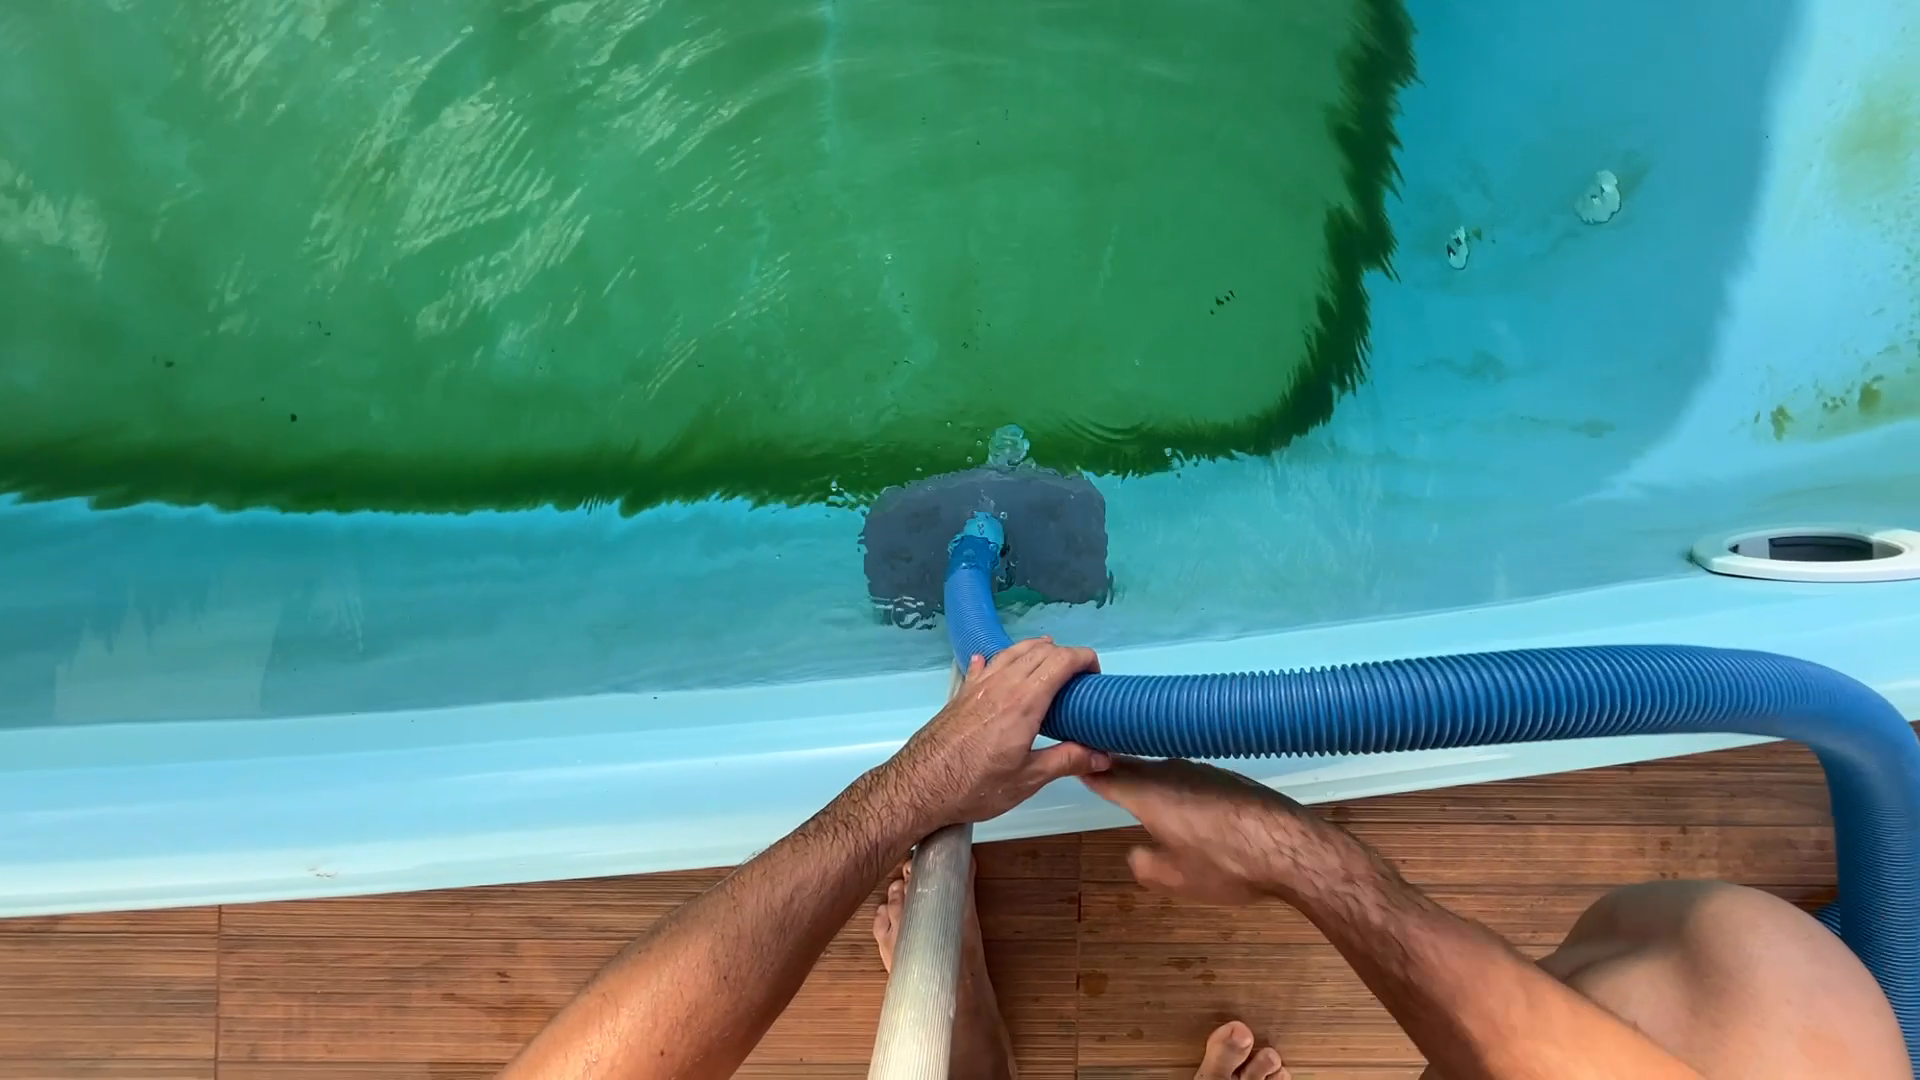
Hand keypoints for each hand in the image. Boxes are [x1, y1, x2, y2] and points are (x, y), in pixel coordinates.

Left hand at [882, 637, 1108, 830]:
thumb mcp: (1028, 780)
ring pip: (1013, 651)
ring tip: (1049, 659)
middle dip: (1065, 654)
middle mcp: (1003, 683)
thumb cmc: (976, 785)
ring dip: (1035, 650)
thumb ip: (1066, 761)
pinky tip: (996, 664)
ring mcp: (979, 684)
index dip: (1084, 659)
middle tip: (1078, 676)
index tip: (1095, 675)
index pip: (1061, 660)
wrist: (920, 785)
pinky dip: (1000, 660)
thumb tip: (1102, 755)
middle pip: (1040, 650)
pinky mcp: (962, 693)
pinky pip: (986, 664)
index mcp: (1025, 701)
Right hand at [1082, 757, 1339, 904]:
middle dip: (1116, 765)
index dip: (1089, 769)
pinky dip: (1178, 783)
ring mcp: (1202, 769)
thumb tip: (1136, 853)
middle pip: (1134, 764)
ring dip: (1149, 774)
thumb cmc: (1224, 863)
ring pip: (1164, 768)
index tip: (1074, 760)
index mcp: (1147, 793)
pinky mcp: (1227, 776)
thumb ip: (1144, 865)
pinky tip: (1187, 802)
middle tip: (1099, 765)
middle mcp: (1170, 772)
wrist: (1290, 846)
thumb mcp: (1174, 880)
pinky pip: (1189, 775)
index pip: (1107, 774)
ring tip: (1141, 786)